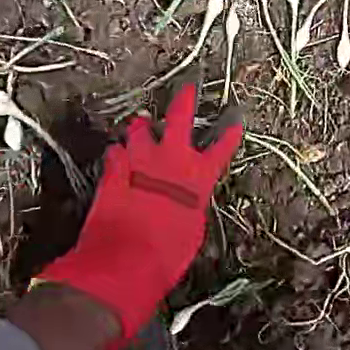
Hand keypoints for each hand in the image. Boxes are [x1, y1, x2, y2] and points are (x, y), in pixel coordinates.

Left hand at [36, 83, 240, 338]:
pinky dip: (118, 153)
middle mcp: (171, 161)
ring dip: (141, 127)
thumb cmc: (167, 253)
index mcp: (198, 177)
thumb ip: (191, 205)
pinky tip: (116, 154)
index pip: (220, 150)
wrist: (124, 260)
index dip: (229, 136)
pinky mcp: (114, 171)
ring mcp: (140, 161)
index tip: (234, 123)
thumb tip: (187, 201)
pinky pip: (115, 153)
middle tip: (187, 89)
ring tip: (141, 123)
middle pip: (179, 119)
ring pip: (140, 130)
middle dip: (185, 101)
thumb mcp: (192, 230)